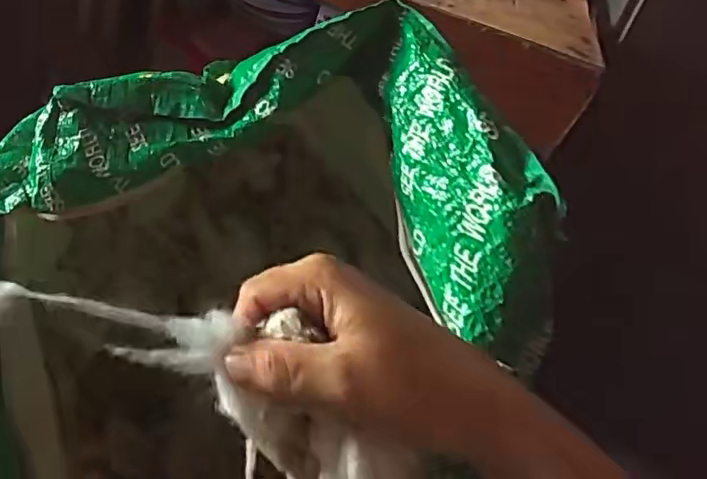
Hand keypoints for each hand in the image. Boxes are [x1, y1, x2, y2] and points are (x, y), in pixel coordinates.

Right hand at [223, 254, 622, 478]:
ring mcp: (341, 309)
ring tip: (301, 429)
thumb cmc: (411, 384)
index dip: (242, 338)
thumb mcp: (341, 382)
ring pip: (290, 345)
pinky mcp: (354, 336)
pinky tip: (323, 420)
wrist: (479, 406)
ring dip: (289, 388)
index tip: (248, 391)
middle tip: (277, 419)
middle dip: (267, 370)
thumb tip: (227, 360)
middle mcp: (324, 283)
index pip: (253, 295)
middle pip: (270, 321)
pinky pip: (314, 357)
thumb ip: (281, 369)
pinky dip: (311, 389)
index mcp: (318, 276)